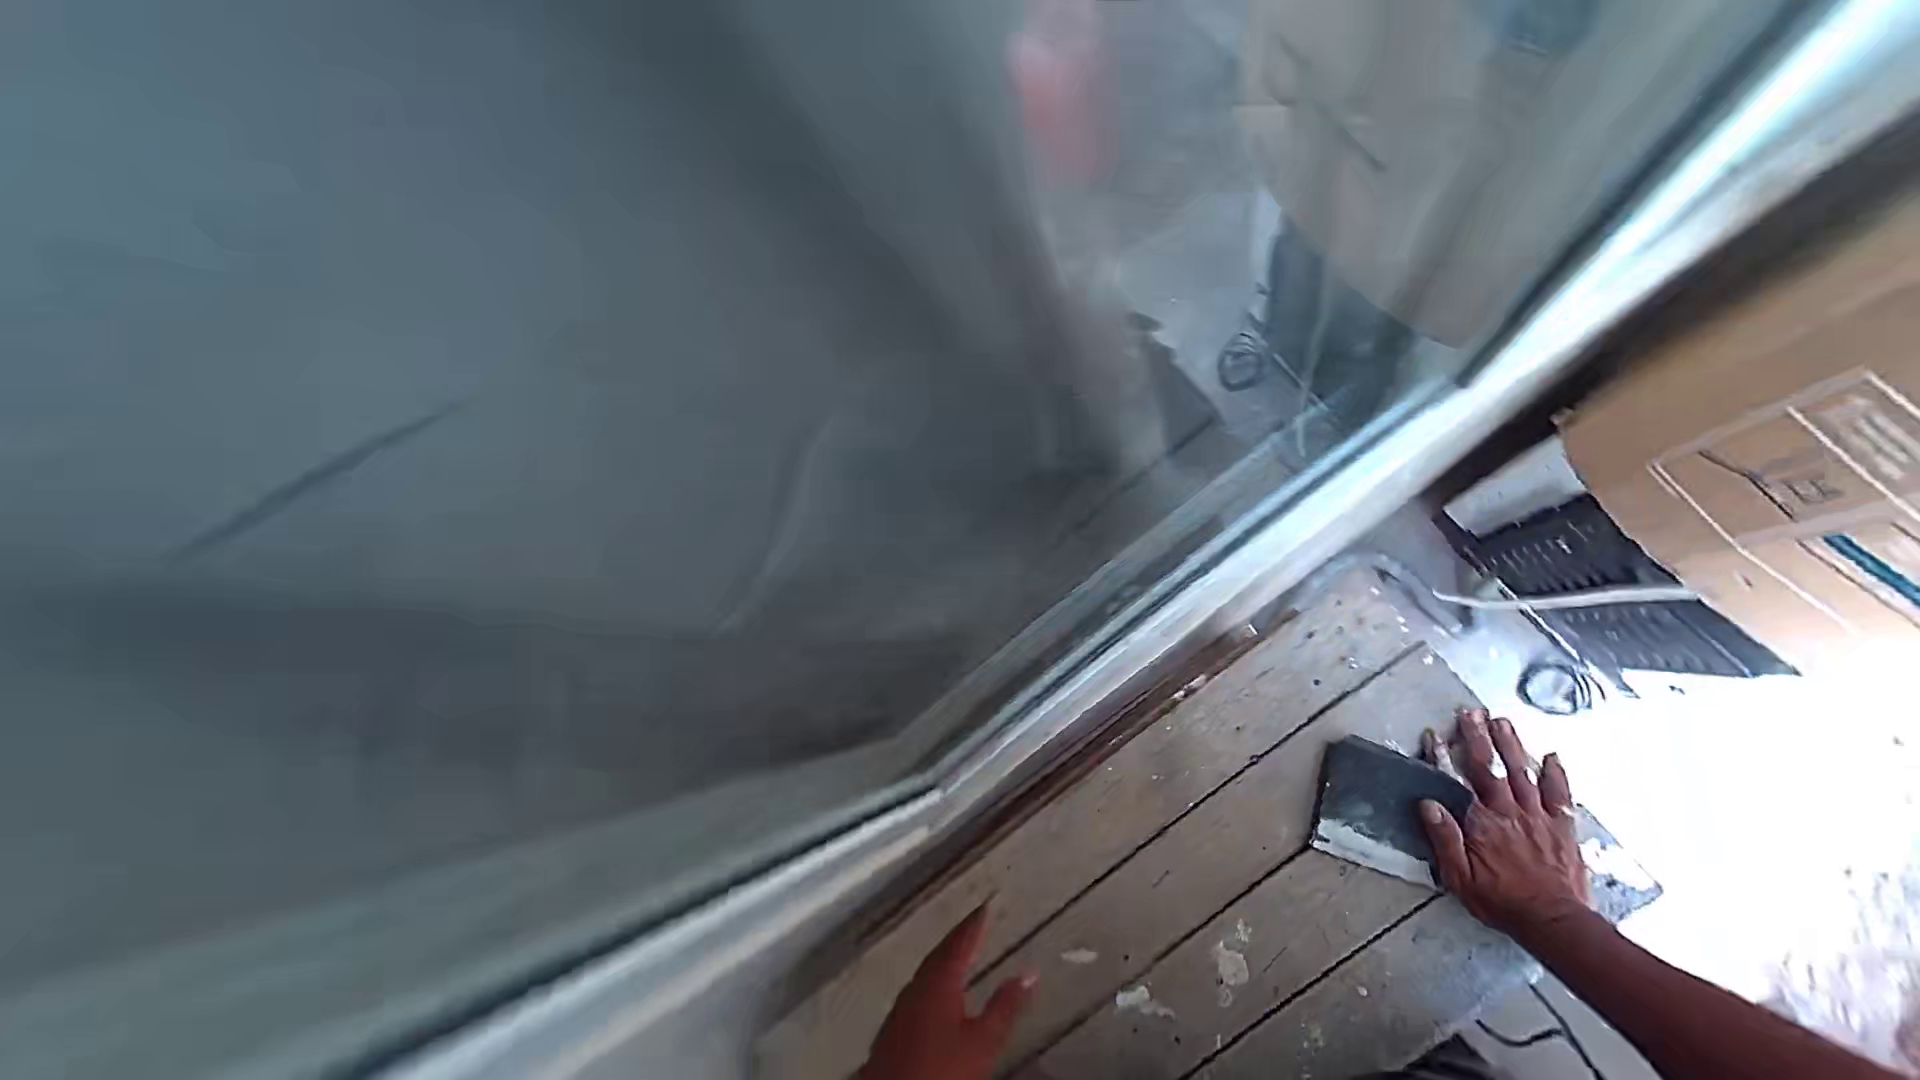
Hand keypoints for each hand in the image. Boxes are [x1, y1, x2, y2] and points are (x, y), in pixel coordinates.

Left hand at [860, 904, 1036, 1079]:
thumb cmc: (941, 1070)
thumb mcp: (982, 1042)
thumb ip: (1005, 1007)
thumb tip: (1030, 973)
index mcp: (940, 980)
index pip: (961, 942)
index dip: (975, 924)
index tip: (986, 905)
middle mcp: (918, 984)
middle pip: (941, 951)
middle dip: (959, 936)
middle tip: (975, 921)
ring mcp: (903, 1005)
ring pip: (928, 968)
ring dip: (945, 955)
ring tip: (960, 949)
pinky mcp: (894, 1026)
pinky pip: (920, 985)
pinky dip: (934, 975)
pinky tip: (937, 989)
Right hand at [1419, 710, 1591, 942]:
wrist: (1556, 924)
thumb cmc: (1501, 900)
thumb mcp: (1459, 875)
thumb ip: (1443, 837)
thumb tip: (1427, 803)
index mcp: (1483, 821)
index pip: (1457, 779)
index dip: (1442, 755)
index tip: (1432, 734)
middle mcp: (1511, 812)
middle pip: (1494, 767)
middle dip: (1480, 737)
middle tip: (1471, 713)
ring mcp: (1540, 818)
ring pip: (1525, 773)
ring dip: (1512, 745)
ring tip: (1502, 721)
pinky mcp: (1563, 829)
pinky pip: (1560, 796)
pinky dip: (1556, 774)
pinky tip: (1553, 757)